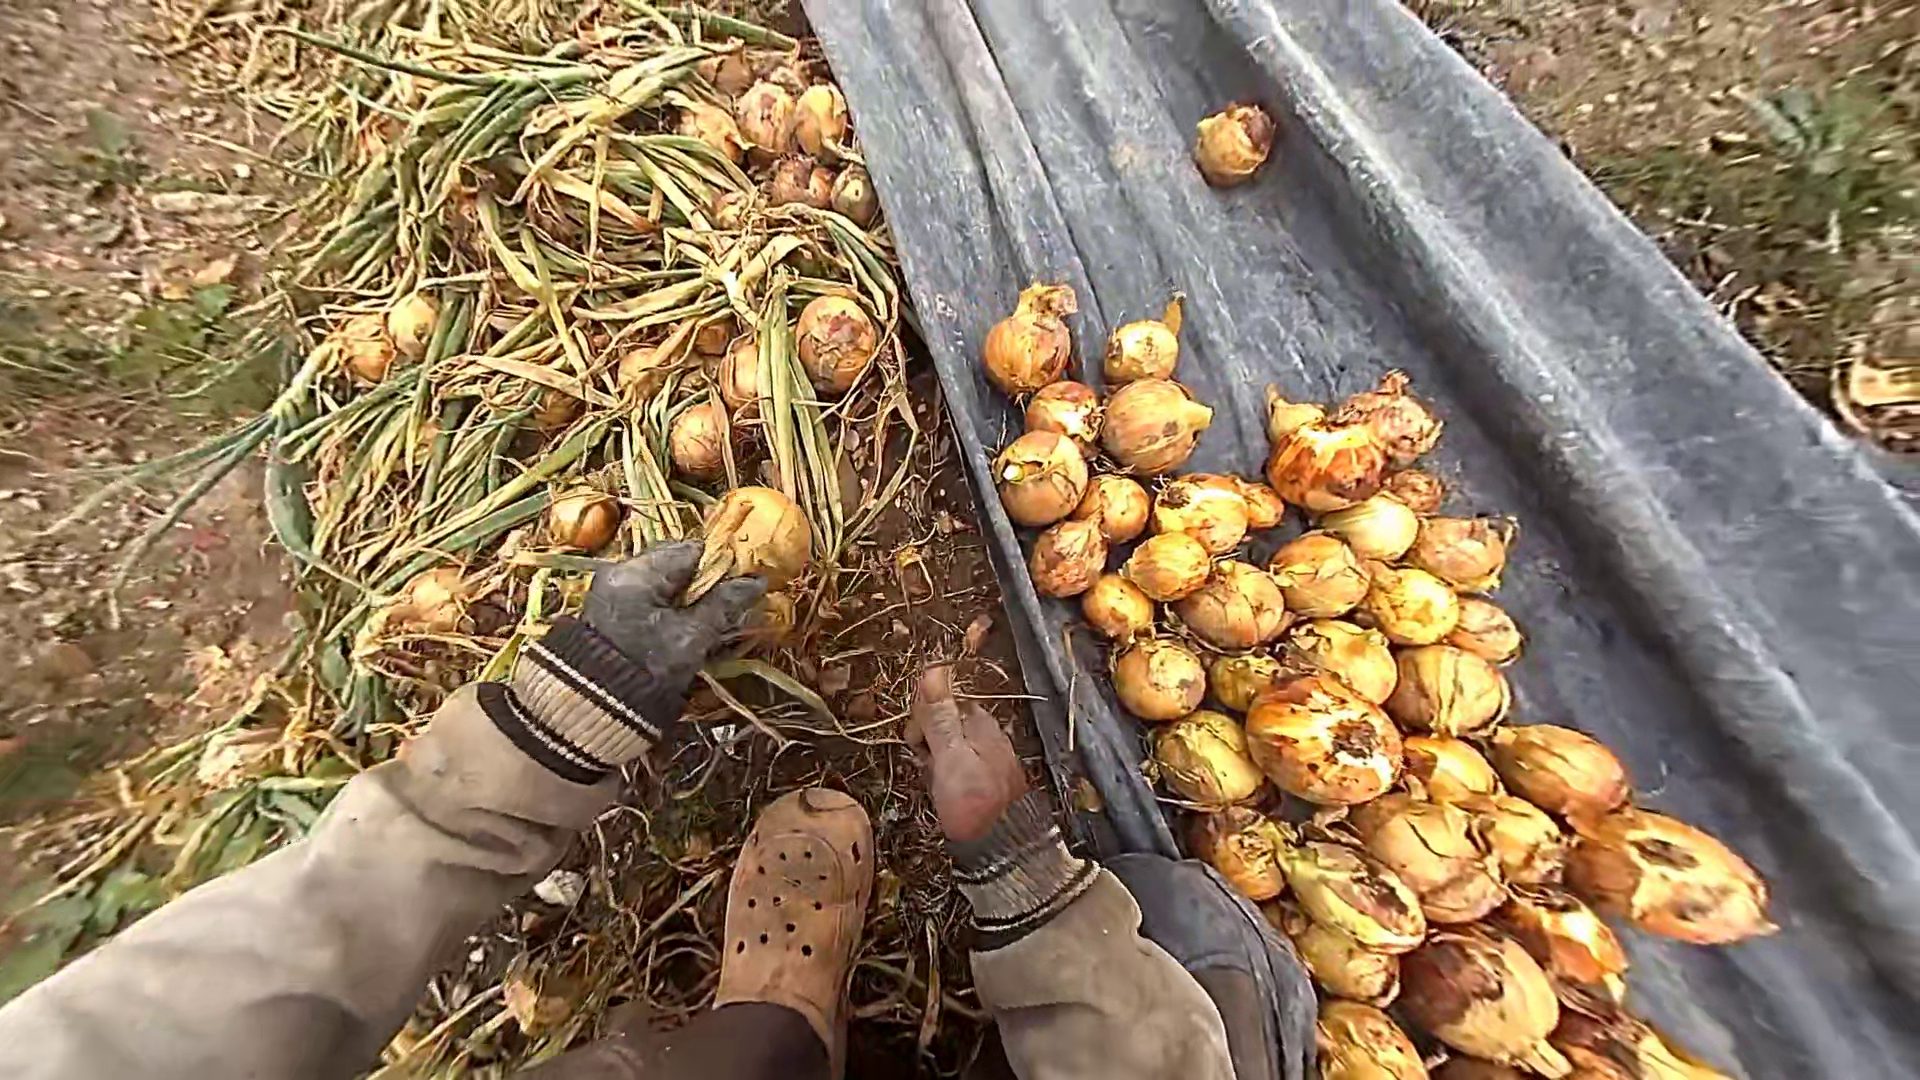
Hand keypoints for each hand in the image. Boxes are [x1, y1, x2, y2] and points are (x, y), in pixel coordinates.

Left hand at [583, 540, 766, 706]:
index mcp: (638, 572)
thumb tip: (758, 580)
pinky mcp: (613, 614)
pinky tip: (690, 627)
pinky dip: (675, 608)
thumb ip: (725, 603)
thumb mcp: (693, 634)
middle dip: (707, 582)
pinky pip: (653, 599)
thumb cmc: (649, 667)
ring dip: (693, 597)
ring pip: (667, 583)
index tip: (743, 584)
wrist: (596, 711)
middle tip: (731, 603)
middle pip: (678, 565)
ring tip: (713, 619)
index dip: (722, 563)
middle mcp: (621, 573)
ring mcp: (614, 593)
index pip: (691, 550)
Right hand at [908, 666, 1028, 842]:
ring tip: (936, 784)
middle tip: (927, 766)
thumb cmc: (973, 802)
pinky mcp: (989, 778)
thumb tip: (931, 671)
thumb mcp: (949, 756)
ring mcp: (990, 756)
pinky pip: (959, 765)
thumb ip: (939, 716)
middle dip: (928, 741)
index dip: (923, 718)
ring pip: (950, 746)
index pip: (943, 700)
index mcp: (979, 722)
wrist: (1003, 849)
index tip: (916, 741)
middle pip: (946, 722)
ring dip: (936, 761)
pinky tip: (947, 793)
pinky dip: (948, 776)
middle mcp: (988, 733)